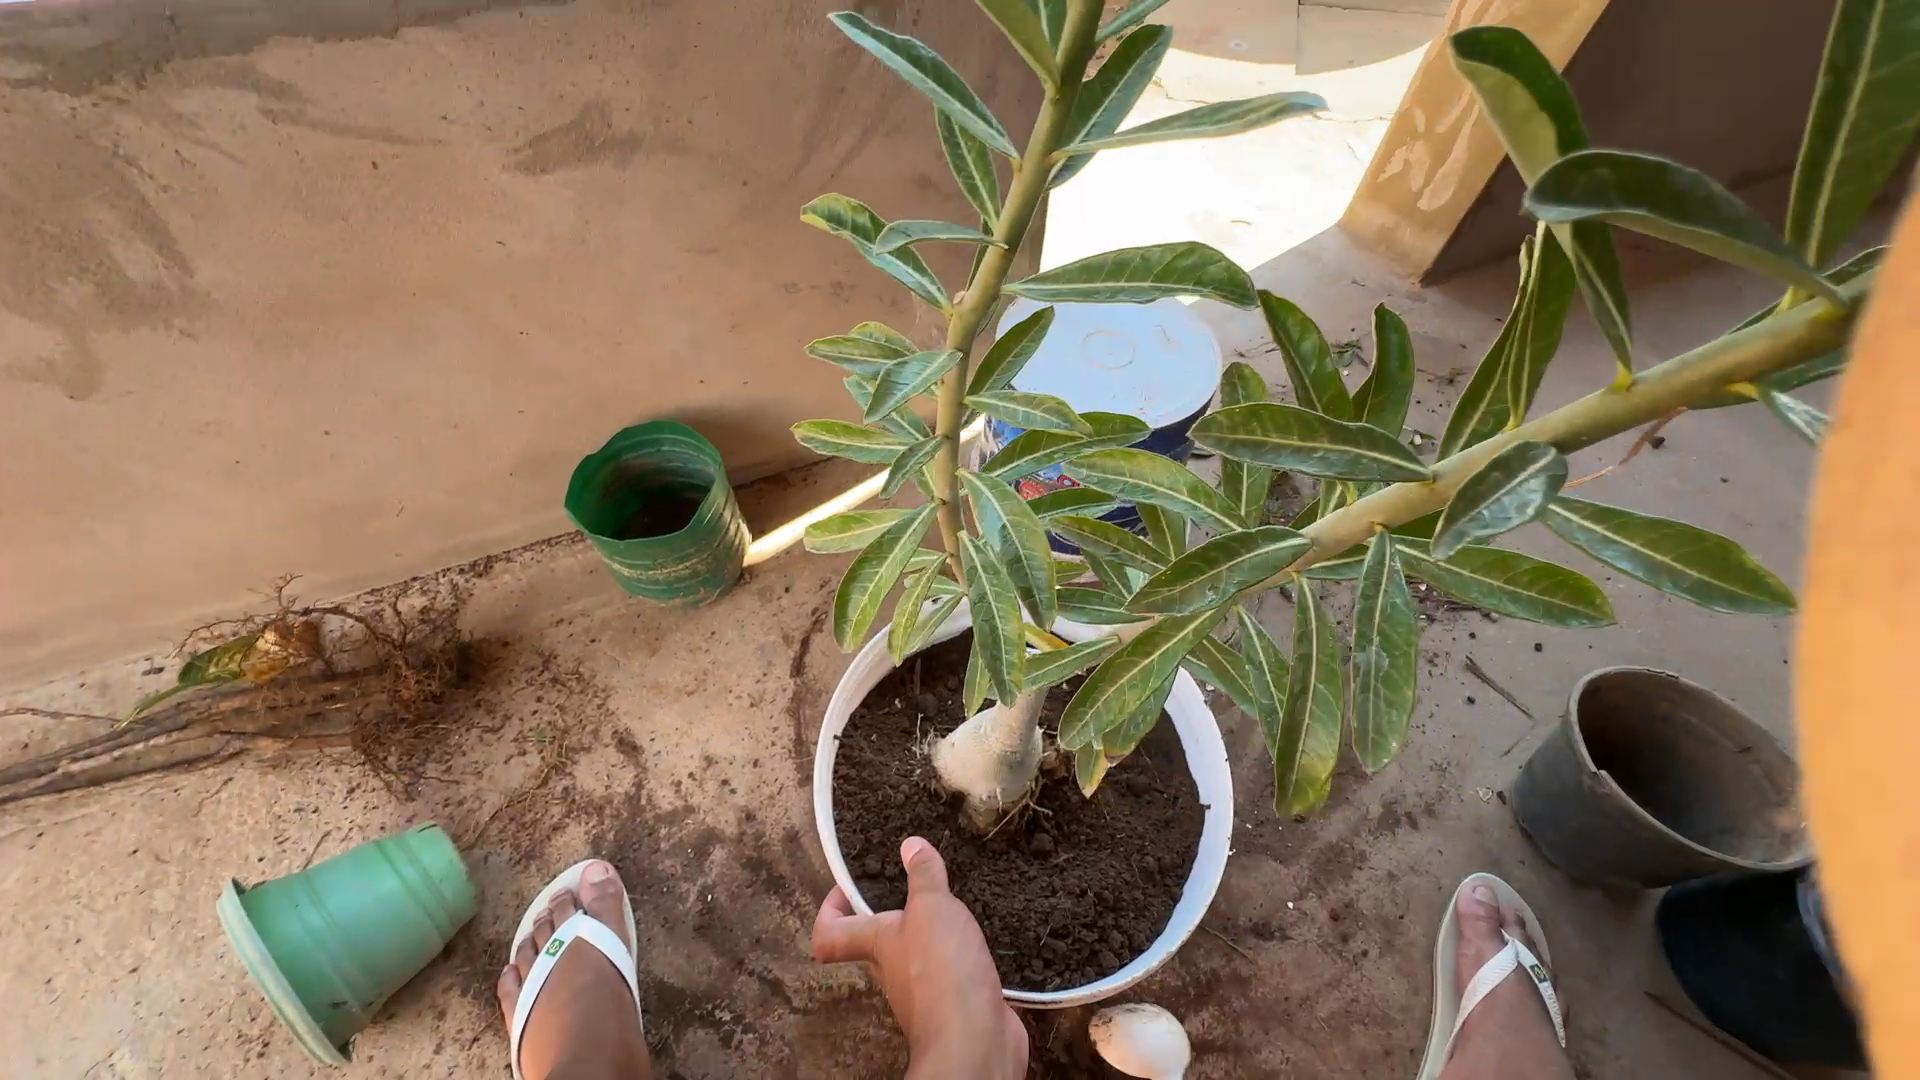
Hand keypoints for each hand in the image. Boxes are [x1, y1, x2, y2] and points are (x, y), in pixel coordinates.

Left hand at [812, 836, 1027, 1079]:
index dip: (829, 909)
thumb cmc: (941, 971)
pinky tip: (979, 937)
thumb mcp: (933, 907)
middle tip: (914, 881)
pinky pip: (951, 971)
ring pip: (917, 955)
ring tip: (954, 901)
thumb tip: (910, 845)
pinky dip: (960, 953)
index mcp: (876, 945)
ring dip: (931, 931)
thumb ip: (923, 875)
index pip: (830, 934)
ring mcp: (923, 991)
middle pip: (876, 941)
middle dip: (891, 910)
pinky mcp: (955, 1002)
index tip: (845, 885)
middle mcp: (893, 971)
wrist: (975, 1041)